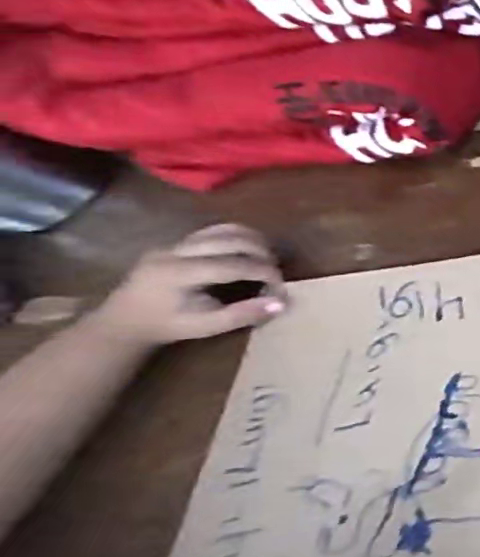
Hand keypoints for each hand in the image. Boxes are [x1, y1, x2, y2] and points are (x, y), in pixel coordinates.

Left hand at [89, 224, 285, 347]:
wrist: (122, 322)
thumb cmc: (167, 326)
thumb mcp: (206, 326)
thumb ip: (244, 314)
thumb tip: (282, 303)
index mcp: (179, 273)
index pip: (237, 264)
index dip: (267, 274)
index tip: (281, 288)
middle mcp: (174, 252)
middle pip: (233, 240)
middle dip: (264, 255)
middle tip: (275, 273)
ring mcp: (173, 245)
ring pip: (225, 230)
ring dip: (255, 242)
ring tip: (266, 261)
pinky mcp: (176, 243)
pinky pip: (214, 232)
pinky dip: (239, 238)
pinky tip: (247, 253)